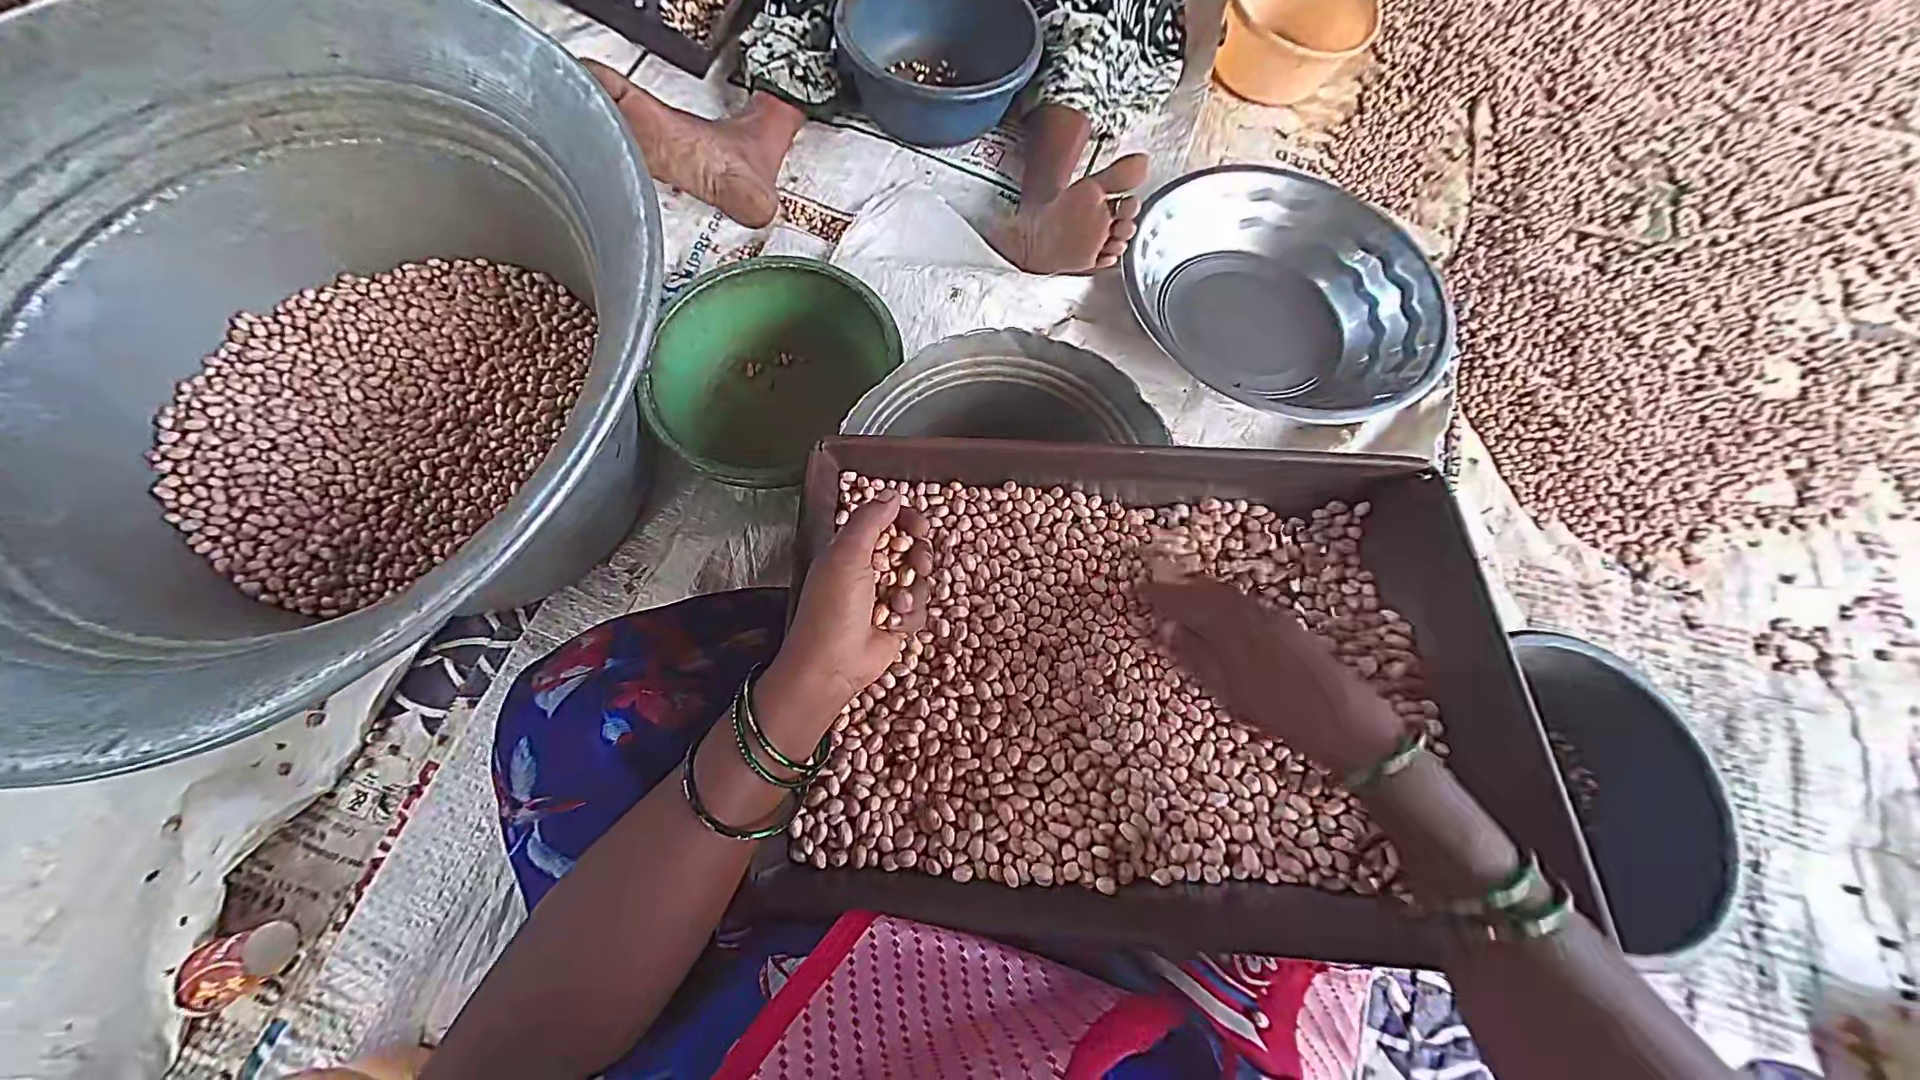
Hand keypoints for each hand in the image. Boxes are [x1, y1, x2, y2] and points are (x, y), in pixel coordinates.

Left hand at [758, 492, 931, 733]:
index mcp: (852, 548)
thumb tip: (892, 494)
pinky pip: (921, 607)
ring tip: (896, 604)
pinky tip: (891, 624)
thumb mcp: (847, 555)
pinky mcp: (898, 620)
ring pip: (921, 578)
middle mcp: (870, 568)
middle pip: (911, 547)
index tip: (919, 526)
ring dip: (913, 590)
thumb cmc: (832, 609)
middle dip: (919, 555)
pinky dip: (909, 616)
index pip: (887, 520)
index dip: (907, 520)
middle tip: (918, 563)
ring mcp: (885, 595)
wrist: (832, 665)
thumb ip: (870, 520)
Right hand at [1140, 578, 1405, 775]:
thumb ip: (1195, 656)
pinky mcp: (1285, 626)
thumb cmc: (1280, 713)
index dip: (1159, 596)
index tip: (1137, 592)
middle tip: (1155, 595)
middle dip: (1179, 590)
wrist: (1348, 722)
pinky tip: (1216, 618)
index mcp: (1231, 626)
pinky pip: (1242, 603)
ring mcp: (1271, 617)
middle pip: (1206, 591)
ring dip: (1200, 594)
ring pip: (1226, 595)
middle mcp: (1251, 612)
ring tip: (1180, 605)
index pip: (1186, 601)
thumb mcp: (1228, 690)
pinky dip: (1221, 603)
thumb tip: (1165, 628)